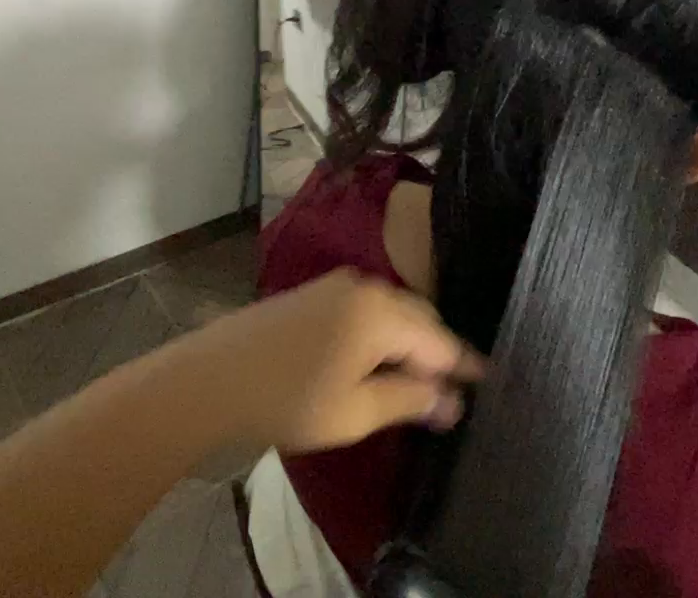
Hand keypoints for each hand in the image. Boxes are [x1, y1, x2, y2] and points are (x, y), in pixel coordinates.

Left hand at [166, 269, 485, 451]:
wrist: (210, 378)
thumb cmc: (288, 400)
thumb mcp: (355, 412)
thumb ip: (409, 399)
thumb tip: (451, 401)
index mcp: (382, 313)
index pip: (439, 339)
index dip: (464, 364)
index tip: (487, 382)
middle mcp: (367, 287)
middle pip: (419, 318)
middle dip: (436, 351)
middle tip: (449, 390)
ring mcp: (339, 284)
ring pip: (393, 310)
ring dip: (408, 341)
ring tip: (415, 378)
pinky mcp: (317, 291)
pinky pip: (369, 307)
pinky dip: (383, 331)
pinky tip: (376, 358)